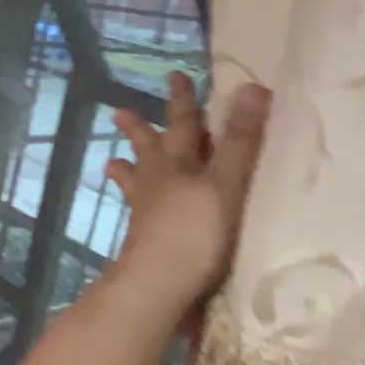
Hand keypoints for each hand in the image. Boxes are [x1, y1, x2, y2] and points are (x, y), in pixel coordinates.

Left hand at [105, 72, 271, 314]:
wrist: (156, 288)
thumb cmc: (194, 233)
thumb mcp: (225, 183)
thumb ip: (240, 141)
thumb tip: (253, 86)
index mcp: (177, 165)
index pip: (183, 124)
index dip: (182, 101)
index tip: (175, 76)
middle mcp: (157, 185)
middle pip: (149, 151)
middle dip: (141, 131)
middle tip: (119, 113)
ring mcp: (146, 216)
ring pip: (136, 184)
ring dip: (127, 171)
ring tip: (112, 163)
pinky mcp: (144, 244)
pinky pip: (138, 216)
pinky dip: (135, 208)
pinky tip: (135, 215)